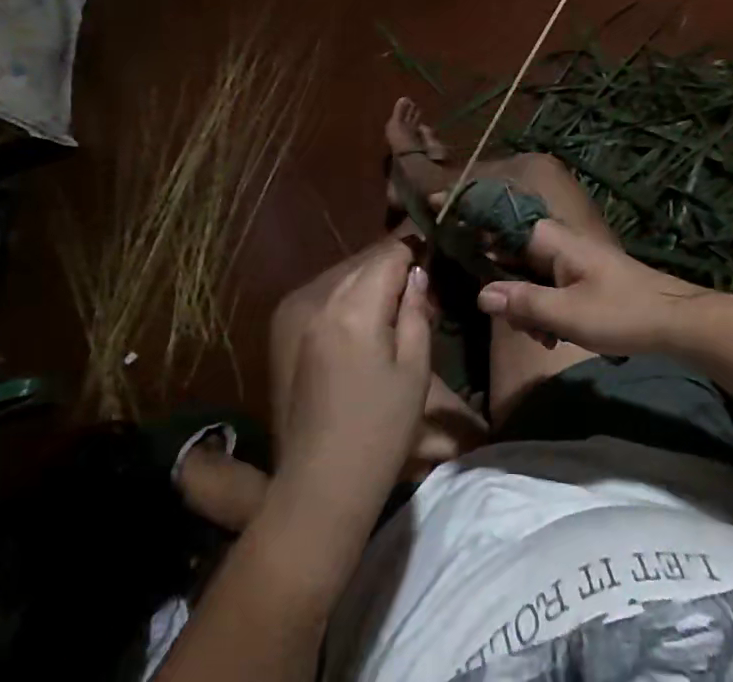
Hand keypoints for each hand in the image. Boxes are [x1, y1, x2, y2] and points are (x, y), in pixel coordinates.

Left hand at [278, 241, 432, 510]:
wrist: (324, 479)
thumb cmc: (382, 427)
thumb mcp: (414, 369)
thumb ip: (416, 313)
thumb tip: (416, 276)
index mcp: (356, 309)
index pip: (388, 256)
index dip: (414, 252)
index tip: (435, 257)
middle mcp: (324, 305)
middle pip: (363, 265)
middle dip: (393, 267)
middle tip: (423, 288)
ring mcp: (305, 323)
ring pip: (345, 281)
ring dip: (373, 282)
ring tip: (401, 303)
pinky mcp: (297, 341)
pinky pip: (331, 302)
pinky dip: (354, 300)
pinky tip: (373, 322)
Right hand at [477, 220, 715, 357]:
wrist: (677, 322)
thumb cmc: (622, 313)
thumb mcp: (566, 314)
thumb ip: (522, 303)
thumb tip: (481, 294)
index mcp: (552, 240)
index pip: (500, 219)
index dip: (470, 215)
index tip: (434, 208)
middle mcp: (558, 243)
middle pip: (510, 254)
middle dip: (504, 289)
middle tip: (516, 323)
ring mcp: (571, 261)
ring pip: (528, 277)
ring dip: (527, 308)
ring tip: (543, 338)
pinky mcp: (581, 278)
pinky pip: (547, 289)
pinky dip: (545, 312)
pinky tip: (554, 338)